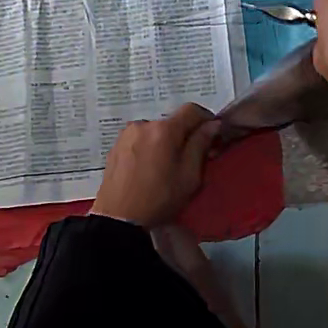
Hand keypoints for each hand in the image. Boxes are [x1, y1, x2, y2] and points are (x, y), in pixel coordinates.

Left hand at [90, 103, 219, 226]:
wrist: (119, 218)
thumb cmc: (160, 199)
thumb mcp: (189, 176)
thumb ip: (201, 145)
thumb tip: (212, 125)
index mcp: (164, 129)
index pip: (192, 110)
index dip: (206, 119)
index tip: (211, 136)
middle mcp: (144, 124)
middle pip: (172, 121)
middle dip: (185, 135)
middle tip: (190, 158)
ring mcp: (127, 134)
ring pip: (155, 131)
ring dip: (165, 141)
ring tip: (165, 166)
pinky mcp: (116, 145)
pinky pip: (140, 139)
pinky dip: (150, 147)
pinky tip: (148, 168)